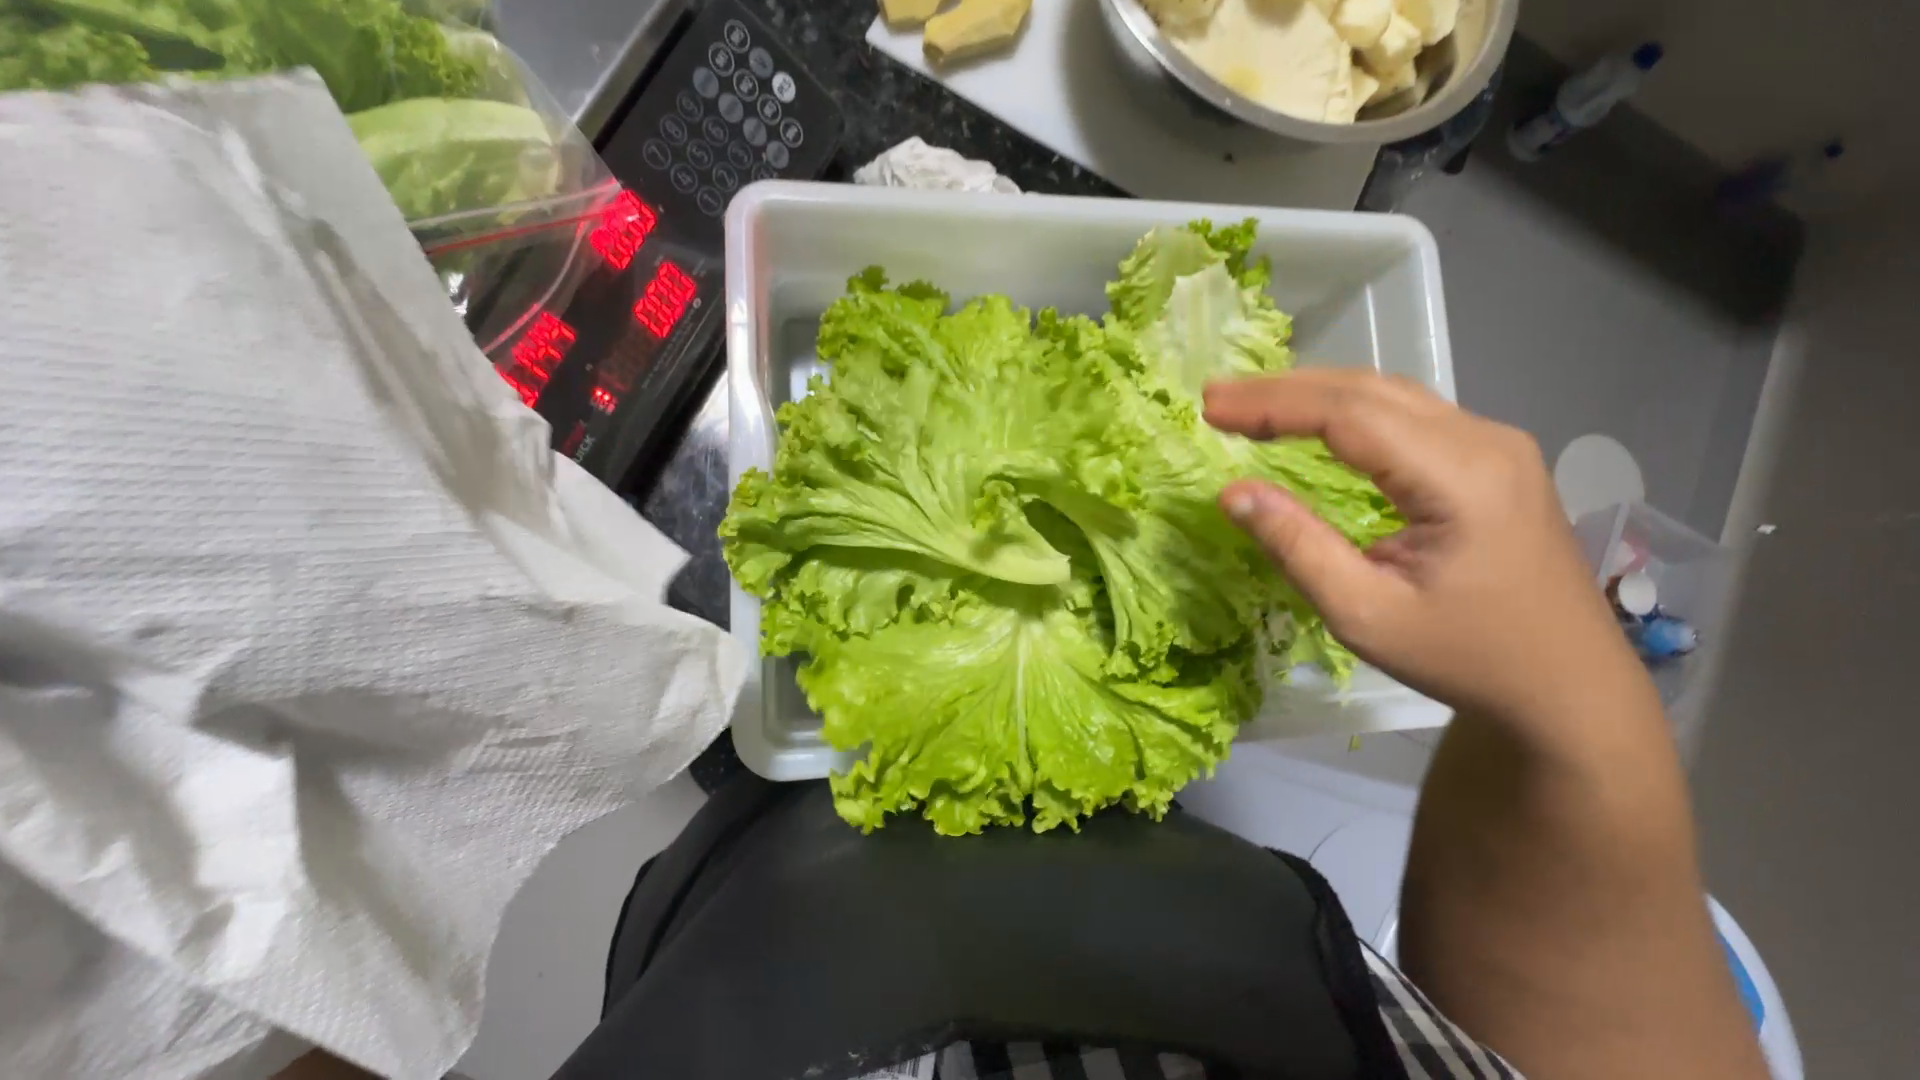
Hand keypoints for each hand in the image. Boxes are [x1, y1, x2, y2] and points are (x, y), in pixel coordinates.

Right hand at [1205, 370, 1646, 726]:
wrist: (1566, 686)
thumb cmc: (1464, 657)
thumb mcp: (1365, 614)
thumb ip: (1297, 547)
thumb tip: (1232, 492)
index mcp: (1461, 477)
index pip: (1351, 414)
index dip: (1274, 405)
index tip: (1211, 409)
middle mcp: (1486, 441)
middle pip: (1370, 390)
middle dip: (1286, 390)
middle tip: (1217, 400)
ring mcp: (1497, 445)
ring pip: (1392, 395)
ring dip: (1317, 394)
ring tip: (1252, 407)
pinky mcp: (1495, 459)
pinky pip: (1411, 416)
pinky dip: (1350, 411)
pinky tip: (1314, 424)